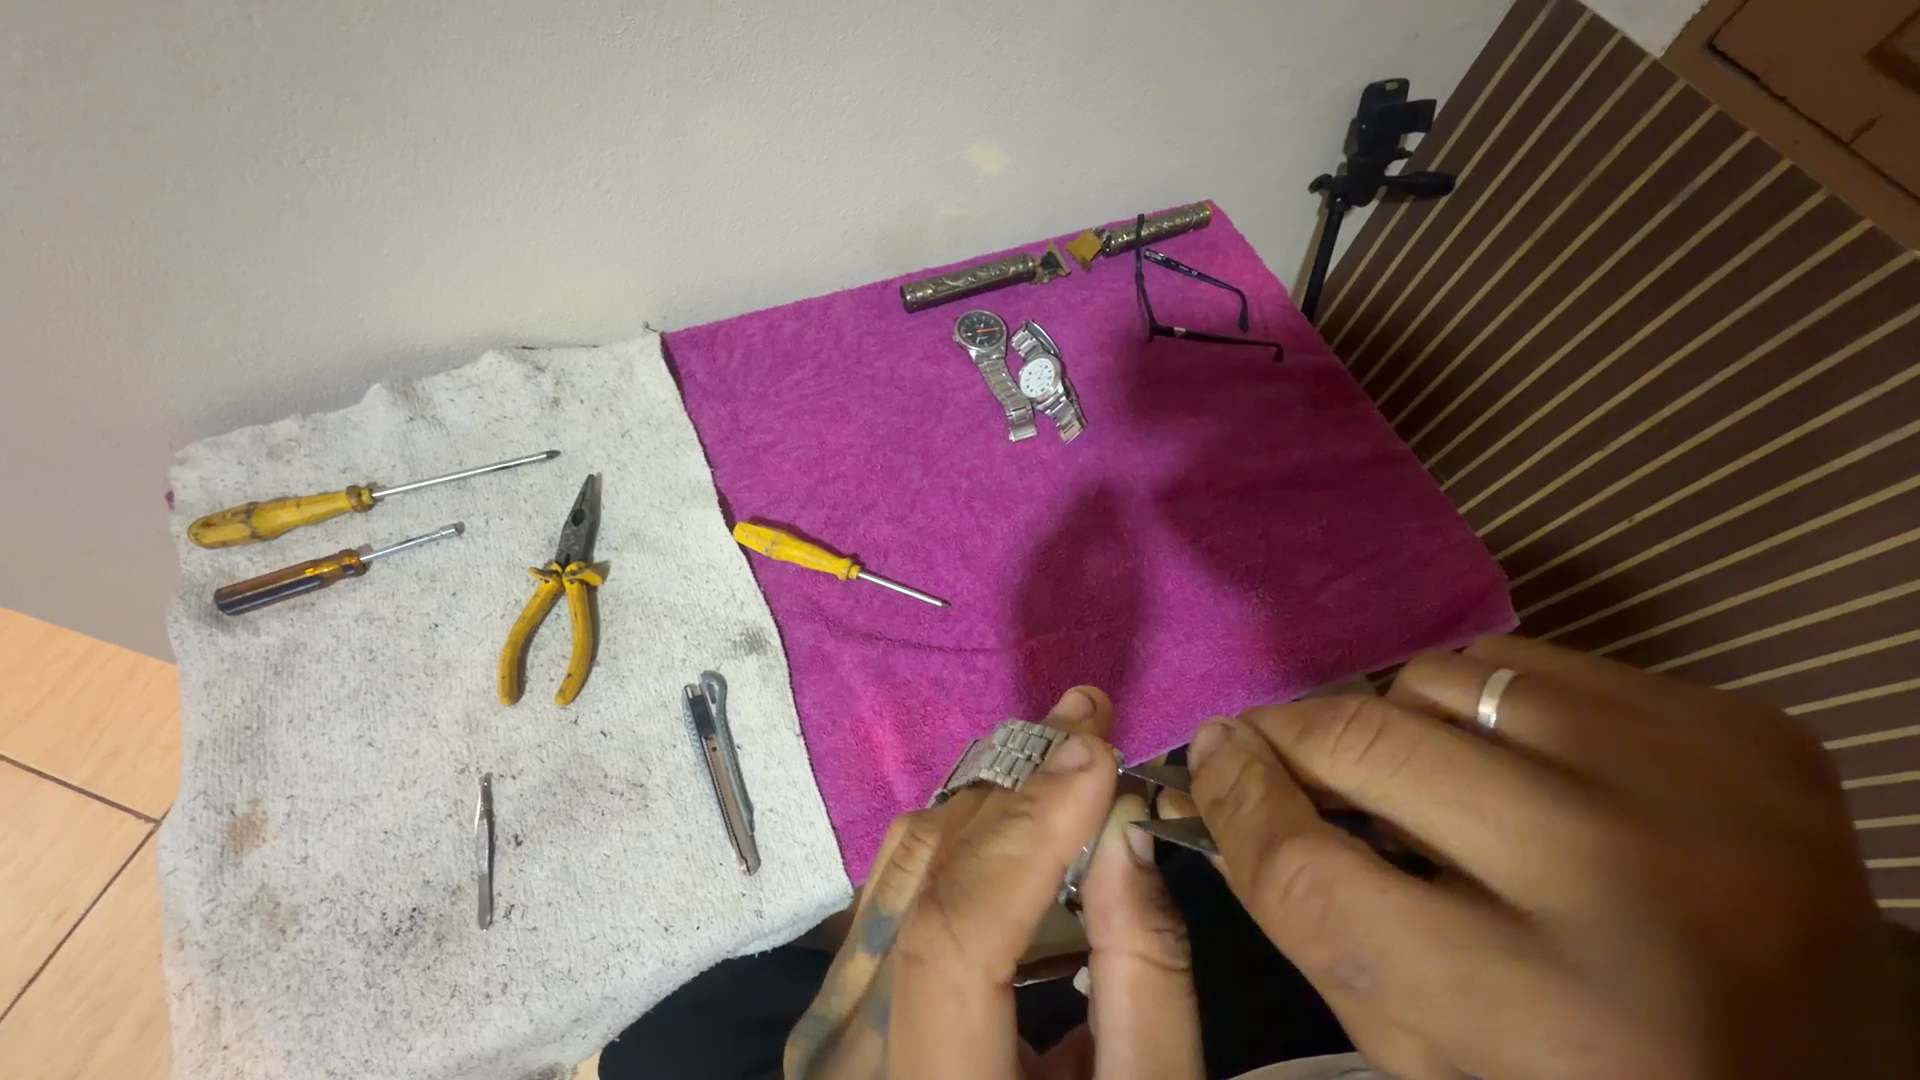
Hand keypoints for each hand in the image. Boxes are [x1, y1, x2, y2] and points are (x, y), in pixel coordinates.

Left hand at [784, 687, 1203, 1079]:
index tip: (1096, 751)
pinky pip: (896, 891)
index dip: (1029, 830)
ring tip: (1059, 745)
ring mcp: (832, 1023)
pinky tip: (1018, 808)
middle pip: (924, 880)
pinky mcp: (841, 1002)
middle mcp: (853, 1050)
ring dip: (991, 796)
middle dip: (1016, 785)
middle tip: (1086, 716)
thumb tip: (1122, 828)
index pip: (956, 932)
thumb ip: (1142, 973)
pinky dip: (964, 836)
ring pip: (903, 869)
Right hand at [1184, 635, 1919, 1079]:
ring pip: (1443, 678)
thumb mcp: (1422, 1041)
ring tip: (1423, 770)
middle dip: (1290, 738)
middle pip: (1369, 749)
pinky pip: (1528, 658)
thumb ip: (1307, 910)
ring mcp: (1701, 788)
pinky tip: (1518, 758)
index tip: (1209, 760)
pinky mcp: (1741, 727)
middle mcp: (1631, 889)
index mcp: (1547, 1021)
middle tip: (1269, 745)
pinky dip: (1486, 701)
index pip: (1310, 872)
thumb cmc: (1578, 1067)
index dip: (1234, 802)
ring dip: (1397, 719)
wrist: (1820, 1067)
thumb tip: (1225, 767)